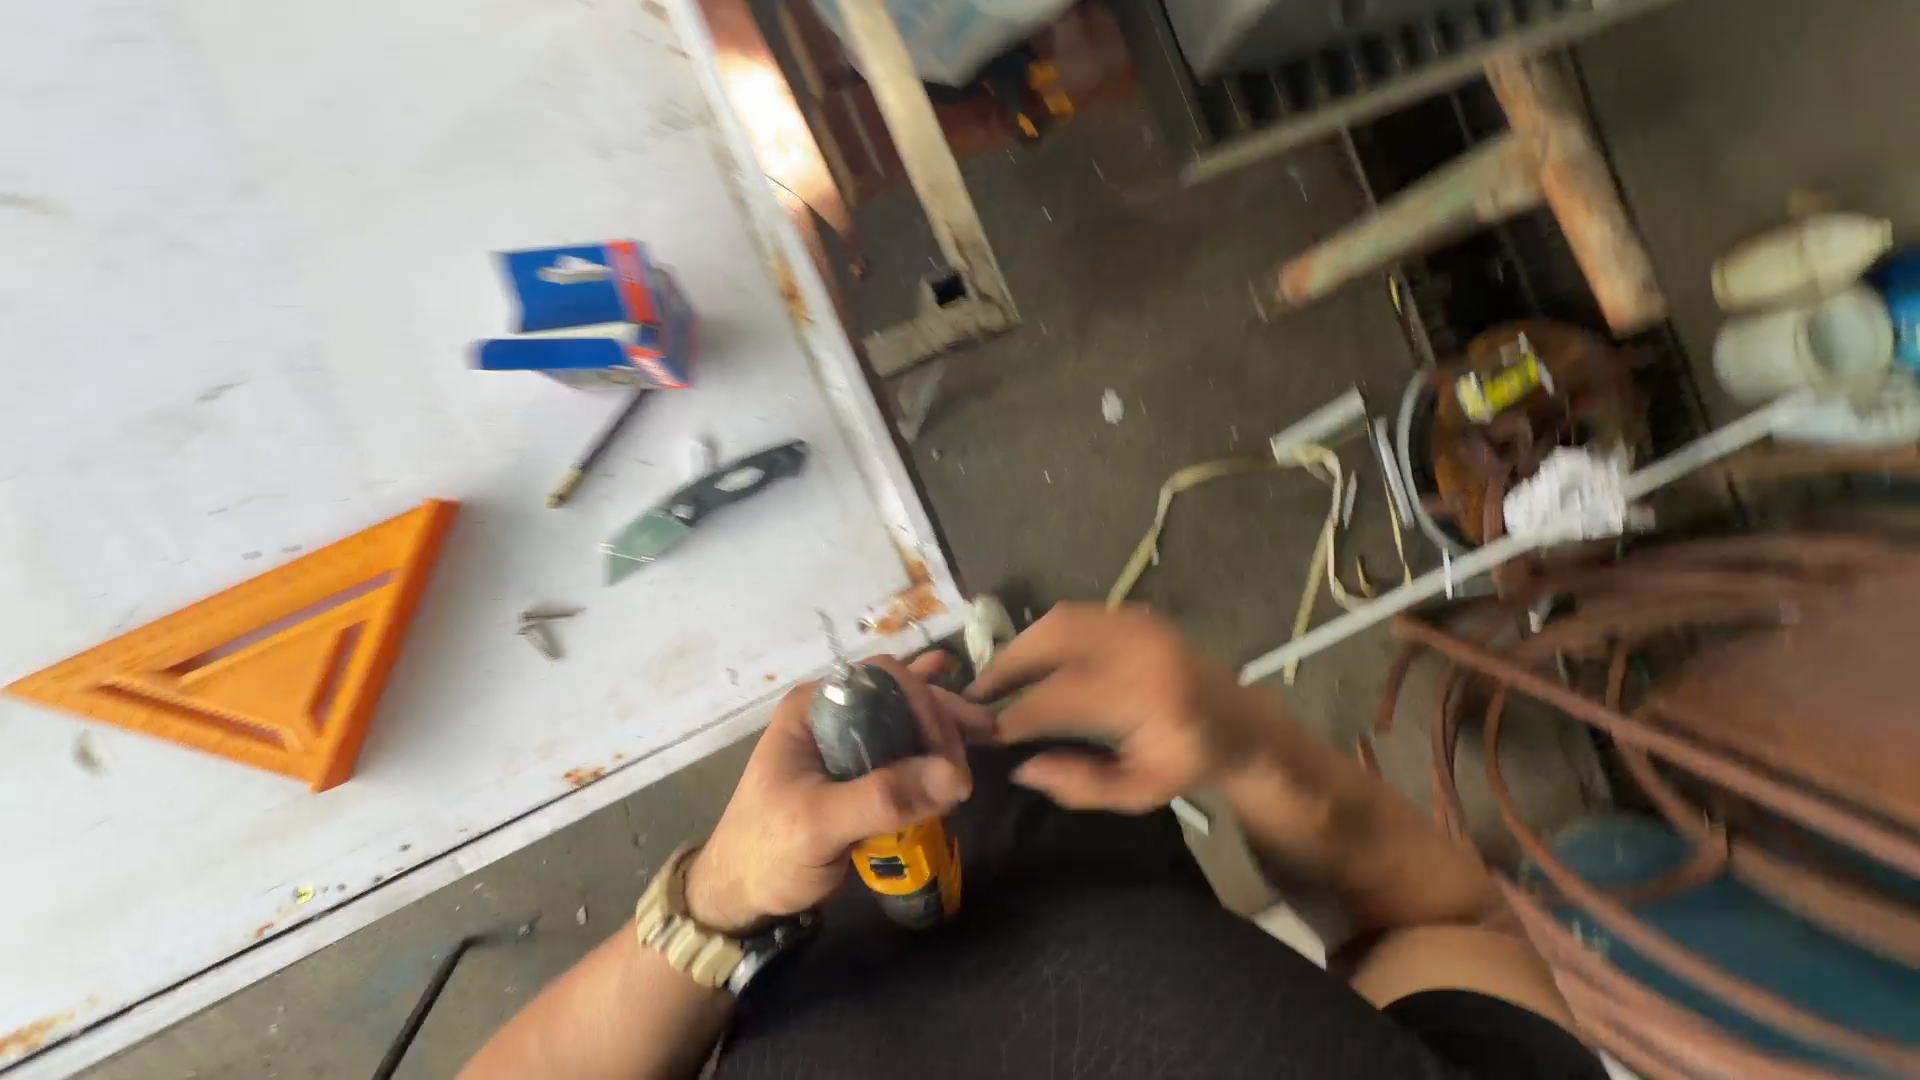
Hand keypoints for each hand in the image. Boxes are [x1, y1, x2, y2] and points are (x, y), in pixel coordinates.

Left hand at [685, 653, 988, 933]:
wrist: (738, 900)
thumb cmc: (766, 854)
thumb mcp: (818, 825)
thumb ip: (882, 798)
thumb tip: (956, 776)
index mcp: (812, 709)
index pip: (881, 680)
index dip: (923, 703)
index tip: (948, 752)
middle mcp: (831, 715)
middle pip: (900, 695)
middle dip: (943, 711)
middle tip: (985, 735)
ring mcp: (845, 743)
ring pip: (906, 718)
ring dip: (944, 725)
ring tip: (986, 731)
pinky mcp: (858, 773)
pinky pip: (903, 748)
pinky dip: (933, 742)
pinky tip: (959, 725)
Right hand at [967, 604, 1279, 812]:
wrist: (1241, 722)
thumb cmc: (1189, 762)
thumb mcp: (1140, 792)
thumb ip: (1081, 784)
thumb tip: (1023, 768)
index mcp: (1147, 697)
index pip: (1060, 698)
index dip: (1016, 714)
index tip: (986, 731)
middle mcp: (1141, 648)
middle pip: (1054, 640)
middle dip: (1008, 665)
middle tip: (976, 693)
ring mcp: (1141, 622)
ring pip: (1061, 619)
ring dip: (1022, 645)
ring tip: (998, 675)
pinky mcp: (1138, 613)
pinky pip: (1078, 614)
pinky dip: (1047, 634)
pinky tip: (1032, 659)